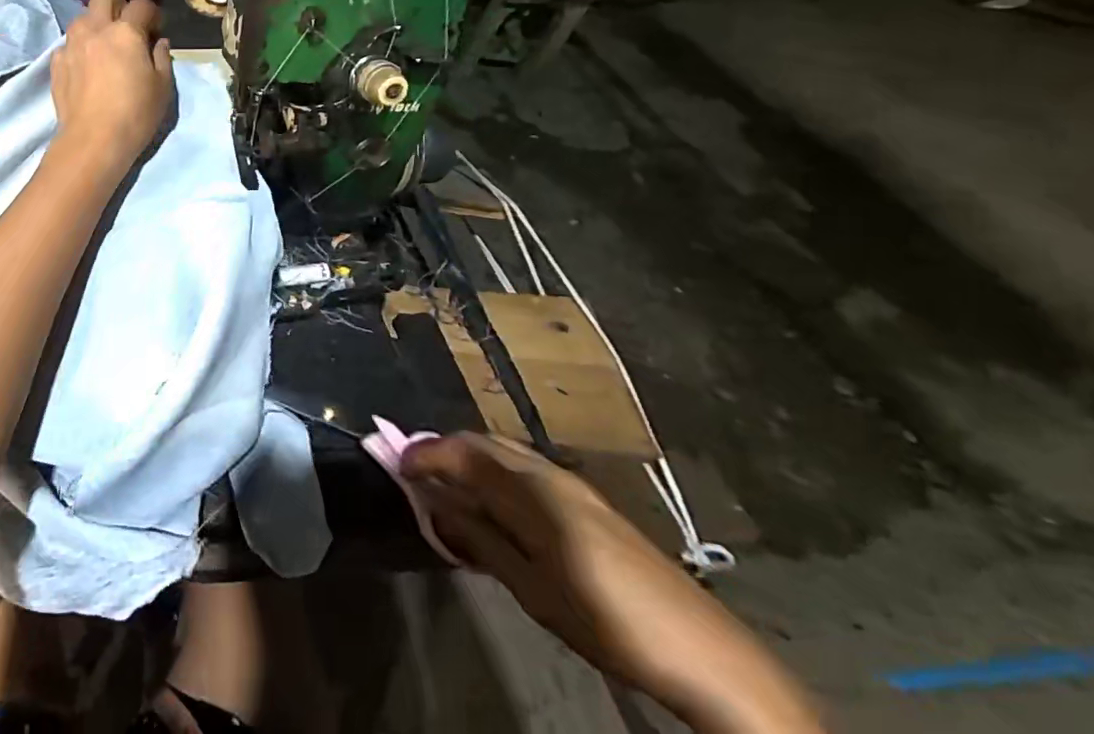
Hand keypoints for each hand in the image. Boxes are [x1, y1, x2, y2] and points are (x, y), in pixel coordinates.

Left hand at [51, 0, 172, 173]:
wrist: (93, 141)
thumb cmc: (135, 115)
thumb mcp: (162, 88)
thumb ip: (162, 58)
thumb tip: (158, 43)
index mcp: (125, 32)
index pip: (141, 5)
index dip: (153, 14)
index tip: (157, 30)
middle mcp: (95, 29)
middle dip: (119, 6)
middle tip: (128, 29)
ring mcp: (71, 45)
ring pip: (82, 18)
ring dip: (96, 25)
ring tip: (105, 48)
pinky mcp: (56, 64)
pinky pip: (68, 44)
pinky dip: (80, 48)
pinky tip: (88, 68)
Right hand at [401, 435, 824, 733]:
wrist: (701, 649)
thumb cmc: (606, 621)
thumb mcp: (531, 588)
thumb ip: (479, 538)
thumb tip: (433, 505)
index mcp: (534, 491)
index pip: (464, 452)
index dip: (424, 453)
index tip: (393, 465)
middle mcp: (551, 474)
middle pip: (484, 444)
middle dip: (443, 450)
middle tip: (412, 475)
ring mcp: (573, 485)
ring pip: (505, 454)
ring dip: (468, 462)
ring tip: (443, 491)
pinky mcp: (587, 502)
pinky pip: (525, 471)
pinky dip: (494, 477)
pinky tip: (490, 507)